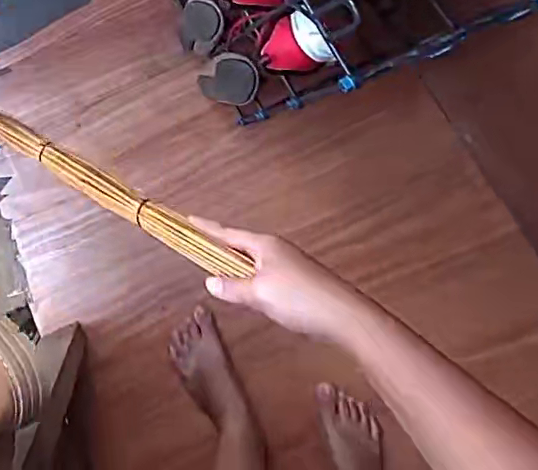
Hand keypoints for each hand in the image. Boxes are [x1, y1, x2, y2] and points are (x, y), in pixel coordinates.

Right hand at [191, 216, 366, 339]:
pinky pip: (268, 272)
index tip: (189, 219)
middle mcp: (276, 248)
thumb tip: (210, 280)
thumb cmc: (299, 299)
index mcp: (264, 245)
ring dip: (239, 265)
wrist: (348, 318)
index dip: (207, 228)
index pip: (227, 233)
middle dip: (223, 247)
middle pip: (242, 245)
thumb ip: (233, 287)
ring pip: (256, 261)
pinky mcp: (303, 280)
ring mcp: (291, 264)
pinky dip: (254, 277)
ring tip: (225, 273)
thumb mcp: (260, 294)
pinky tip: (256, 293)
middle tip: (203, 247)